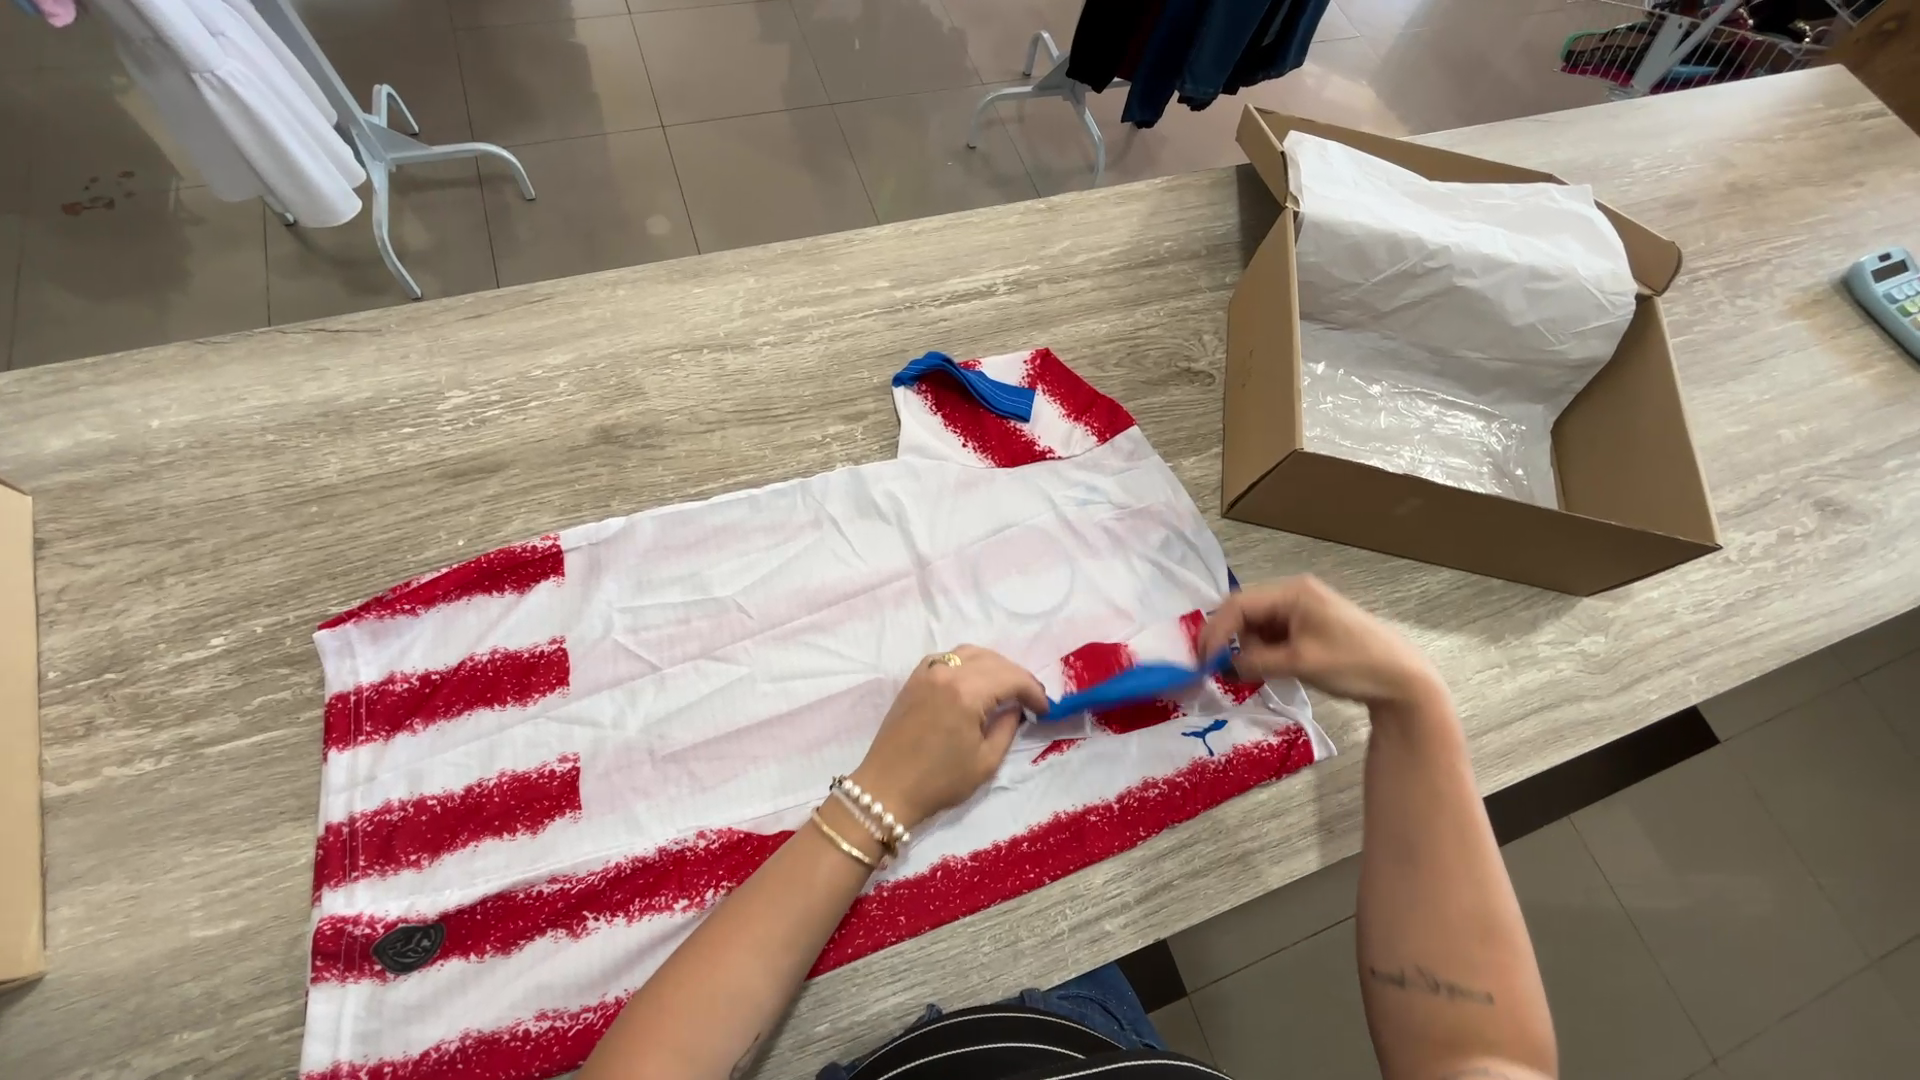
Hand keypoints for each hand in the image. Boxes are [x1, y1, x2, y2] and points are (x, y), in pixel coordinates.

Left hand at [851, 646, 1048, 829]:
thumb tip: (1015, 709)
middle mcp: (947, 673)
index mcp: (966, 693)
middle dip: (1017, 677)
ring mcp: (927, 672)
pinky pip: (948, 658)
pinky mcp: (914, 679)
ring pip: (970, 653)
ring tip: (1007, 688)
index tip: (1045, 710)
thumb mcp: (986, 761)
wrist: (887, 789)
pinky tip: (976, 682)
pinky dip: (968, 663)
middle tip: (1031, 700)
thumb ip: (1007, 727)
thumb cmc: (939, 782)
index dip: (1034, 691)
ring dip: (994, 665)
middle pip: (994, 661)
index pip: (1012, 678)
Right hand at [1198, 576, 1444, 712]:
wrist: (1404, 680)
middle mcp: (1294, 593)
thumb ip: (1255, 661)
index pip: (1238, 605)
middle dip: (1228, 638)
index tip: (1203, 659)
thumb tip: (1224, 666)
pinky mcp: (1309, 626)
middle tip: (1213, 666)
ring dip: (1246, 647)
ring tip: (1247, 672)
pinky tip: (1264, 669)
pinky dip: (1262, 651)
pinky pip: (1272, 634)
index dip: (1215, 631)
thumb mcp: (1299, 664)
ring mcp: (1303, 609)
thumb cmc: (1353, 665)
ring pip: (1257, 625)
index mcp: (1293, 592)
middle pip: (1245, 611)